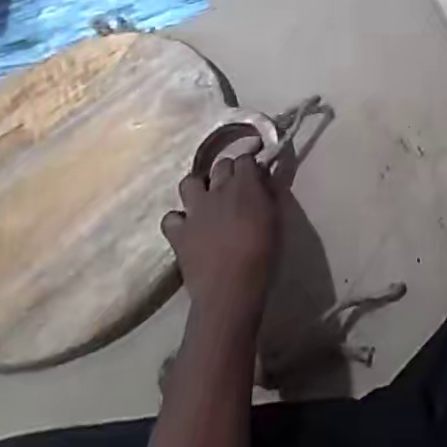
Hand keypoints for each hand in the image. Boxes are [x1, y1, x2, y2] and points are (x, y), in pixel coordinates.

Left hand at [162, 154, 277, 323]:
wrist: (231, 287)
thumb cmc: (263, 252)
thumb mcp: (276, 217)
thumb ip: (268, 194)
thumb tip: (265, 179)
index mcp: (245, 184)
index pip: (245, 159)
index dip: (249, 164)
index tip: (255, 173)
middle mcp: (217, 189)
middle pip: (219, 165)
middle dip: (227, 171)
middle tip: (234, 187)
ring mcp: (194, 210)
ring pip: (188, 182)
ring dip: (198, 187)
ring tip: (206, 199)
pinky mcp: (178, 232)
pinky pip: (171, 217)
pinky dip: (178, 220)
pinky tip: (187, 227)